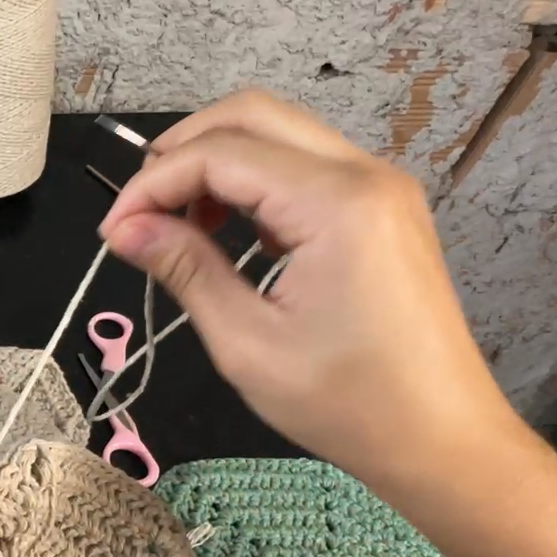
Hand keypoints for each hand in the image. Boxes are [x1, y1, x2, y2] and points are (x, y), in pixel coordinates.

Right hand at [99, 89, 527, 494]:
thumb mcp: (246, 342)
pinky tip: (228, 230)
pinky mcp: (379, 207)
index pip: (219, 153)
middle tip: (139, 210)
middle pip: (251, 114)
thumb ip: (185, 268)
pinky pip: (301, 164)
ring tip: (177, 222)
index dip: (151, 185)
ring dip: (214, 162)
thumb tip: (123, 228)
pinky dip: (250, 180)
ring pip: (276, 132)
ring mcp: (378, 187)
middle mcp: (364, 174)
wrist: (444, 441)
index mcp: (336, 204)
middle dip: (179, 151)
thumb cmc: (345, 403)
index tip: (112, 232)